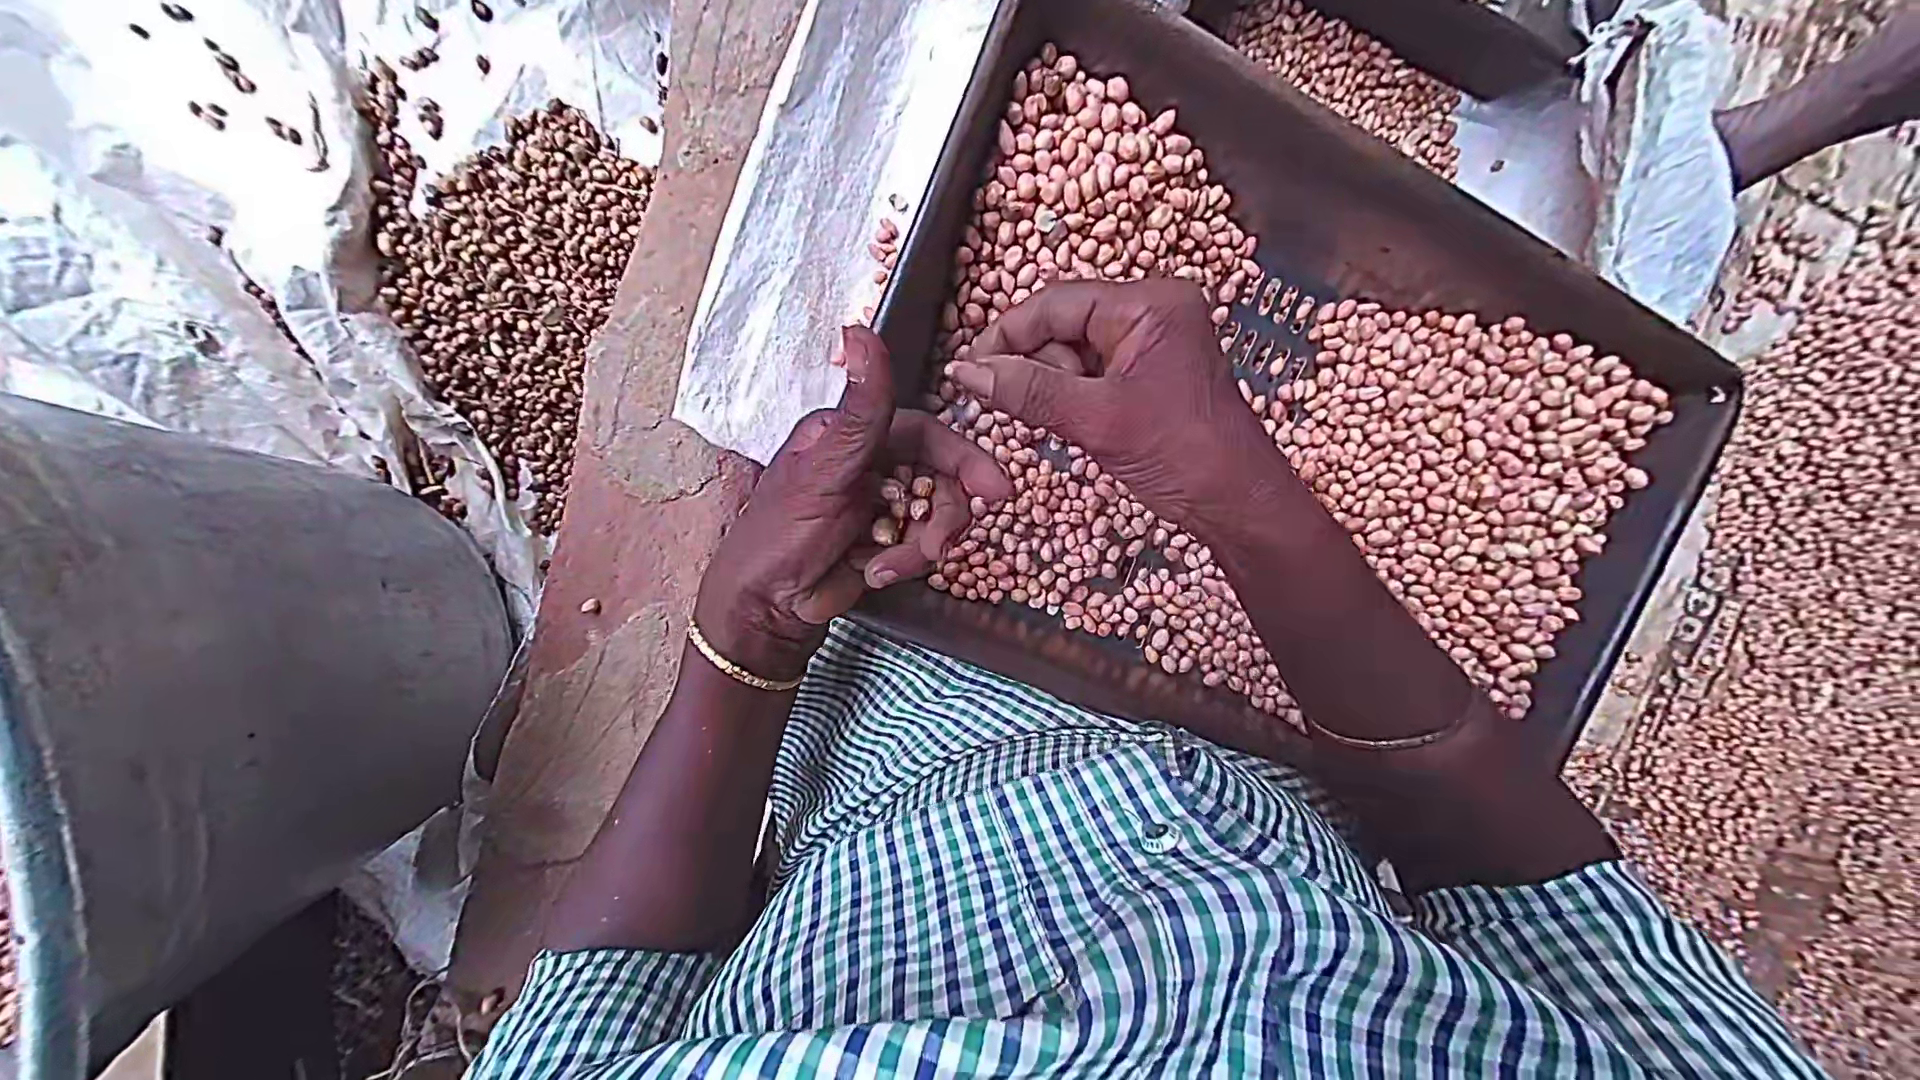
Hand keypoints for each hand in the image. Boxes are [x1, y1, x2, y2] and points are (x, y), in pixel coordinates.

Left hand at [695, 327, 1012, 681]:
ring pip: (937, 516)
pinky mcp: (888, 542)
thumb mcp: (824, 471)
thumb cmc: (777, 536)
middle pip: (942, 479)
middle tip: (939, 546)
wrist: (764, 608)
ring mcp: (883, 506)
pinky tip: (874, 572)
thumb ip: (860, 410)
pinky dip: (907, 562)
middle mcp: (874, 465)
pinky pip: (923, 546)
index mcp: (856, 436)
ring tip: (887, 565)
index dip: (966, 460)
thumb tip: (862, 333)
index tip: (996, 489)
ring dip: (921, 546)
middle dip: (945, 516)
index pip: (928, 436)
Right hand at [946, 279, 1280, 528]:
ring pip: (1069, 356)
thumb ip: (1029, 391)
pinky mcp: (1142, 378)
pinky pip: (1086, 378)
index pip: (1056, 303)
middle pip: (1061, 328)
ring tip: (1068, 425)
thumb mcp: (1098, 419)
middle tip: (1018, 408)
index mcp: (1150, 305)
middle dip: (1035, 369)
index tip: (969, 367)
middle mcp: (1150, 315)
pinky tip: (1074, 425)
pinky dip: (1068, 401)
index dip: (1006, 335)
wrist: (1233, 502)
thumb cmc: (1185, 455)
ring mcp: (1147, 347)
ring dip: (1052, 390)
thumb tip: (968, 373)